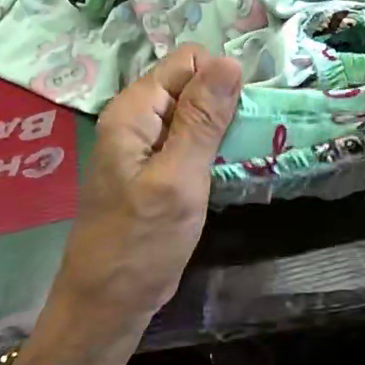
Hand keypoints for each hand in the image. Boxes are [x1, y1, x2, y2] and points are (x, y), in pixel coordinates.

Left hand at [23, 46, 242, 364]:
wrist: (109, 303)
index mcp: (134, 112)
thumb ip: (202, 120)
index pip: (186, 62)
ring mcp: (146, 150)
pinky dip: (214, 154)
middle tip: (255, 138)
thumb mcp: (178, 180)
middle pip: (191, 87)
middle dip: (226, 104)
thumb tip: (229, 60)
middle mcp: (137, 122)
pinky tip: (234, 171)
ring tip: (253, 153)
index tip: (247, 114)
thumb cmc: (141, 244)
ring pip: (194, 119)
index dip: (221, 79)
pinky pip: (190, 148)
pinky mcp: (157, 175)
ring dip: (224, 131)